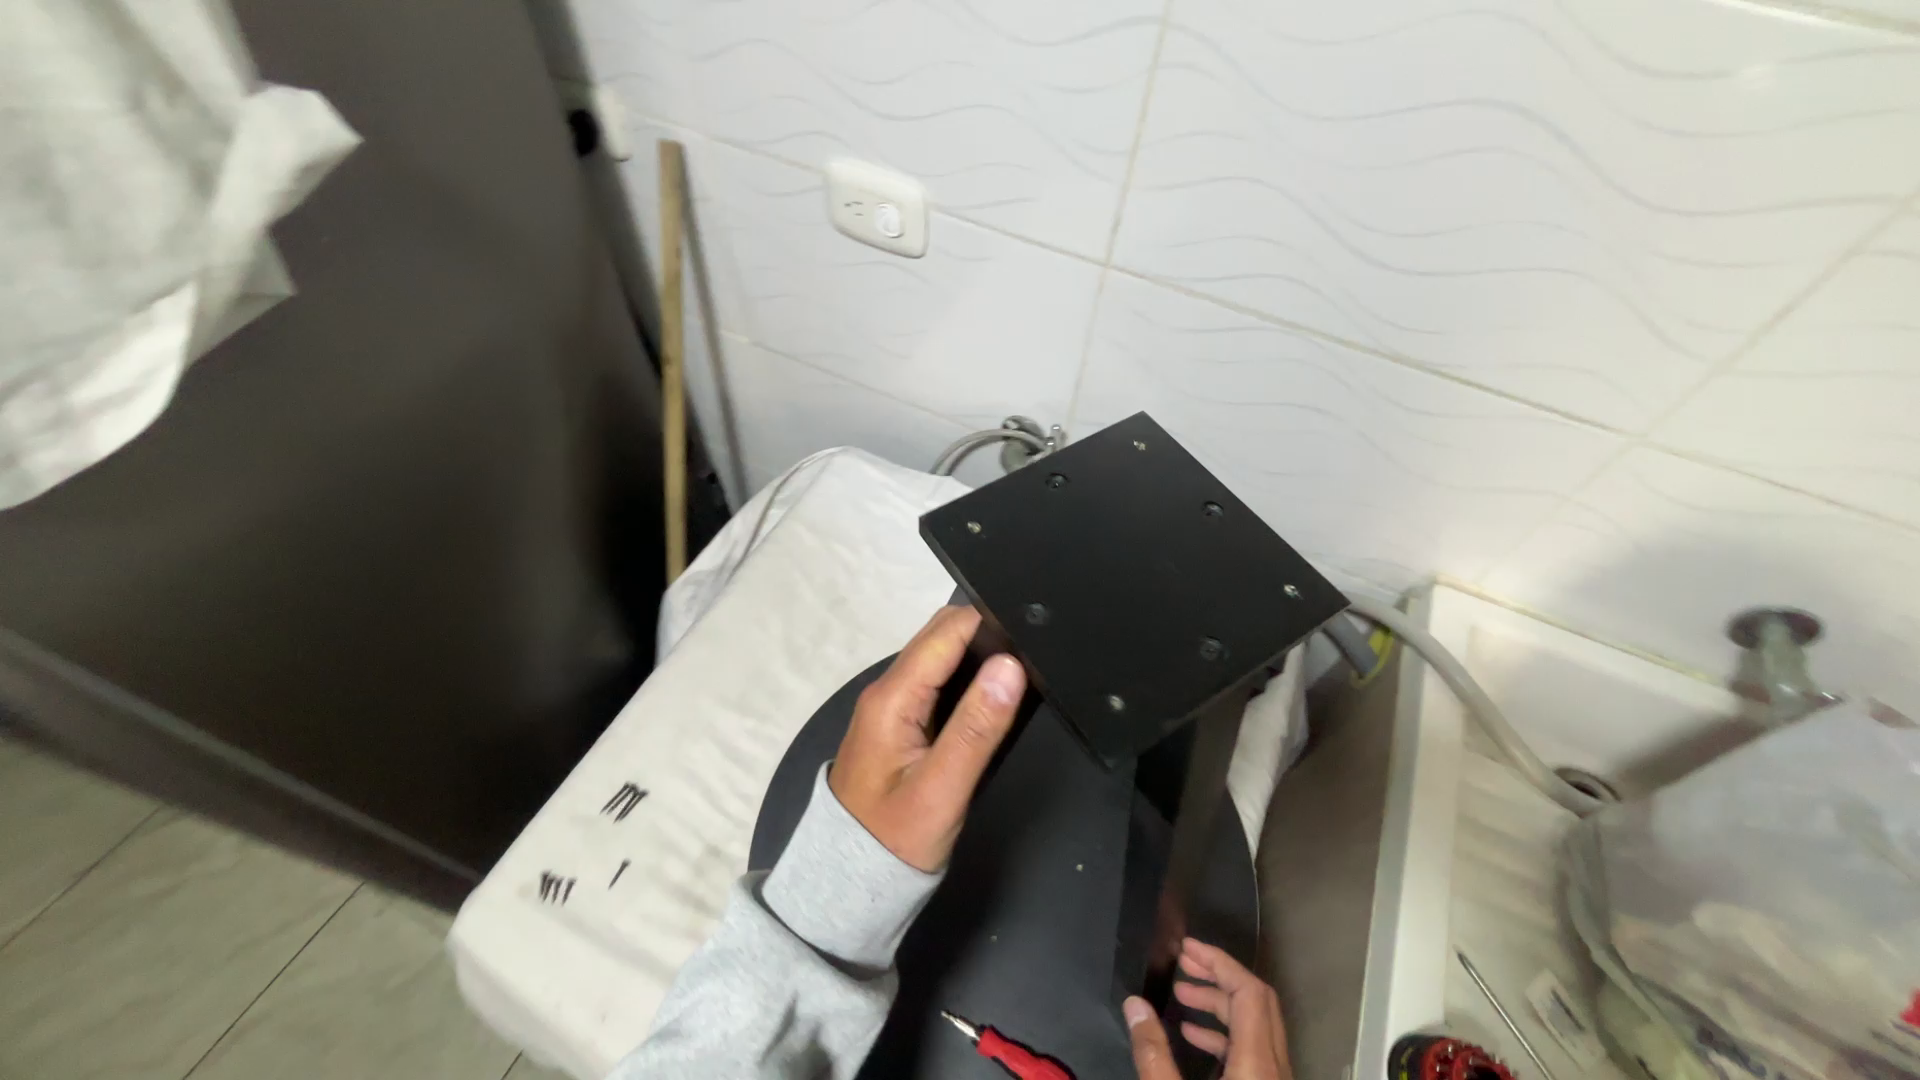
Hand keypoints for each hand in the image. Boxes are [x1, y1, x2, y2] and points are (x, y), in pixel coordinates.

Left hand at [829, 605, 1026, 871]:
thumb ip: (977, 727)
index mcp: (892, 698)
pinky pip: (935, 682)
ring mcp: (891, 706)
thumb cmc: (896, 839)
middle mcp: (887, 691)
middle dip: (983, 631)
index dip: (987, 621)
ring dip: (975, 652)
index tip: (1032, 625)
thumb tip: (1010, 665)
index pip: (944, 633)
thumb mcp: (943, 789)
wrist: (851, 881)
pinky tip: (993, 689)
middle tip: (1034, 644)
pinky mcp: (900, 723)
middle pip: (938, 636)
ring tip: (1023, 661)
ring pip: (938, 657)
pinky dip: (965, 675)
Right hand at [1125, 938, 1292, 1079]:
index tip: (1187, 948)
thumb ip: (1153, 1053)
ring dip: (1220, 1002)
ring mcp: (1275, 1078)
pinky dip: (1226, 1032)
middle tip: (1182, 962)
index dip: (1219, 962)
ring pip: (1257, 1025)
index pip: (1249, 991)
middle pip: (1257, 1001)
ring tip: (1182, 994)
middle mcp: (1275, 1066)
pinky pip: (1255, 1048)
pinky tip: (1192, 1034)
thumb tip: (1134, 1004)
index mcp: (1257, 1061)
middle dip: (1218, 975)